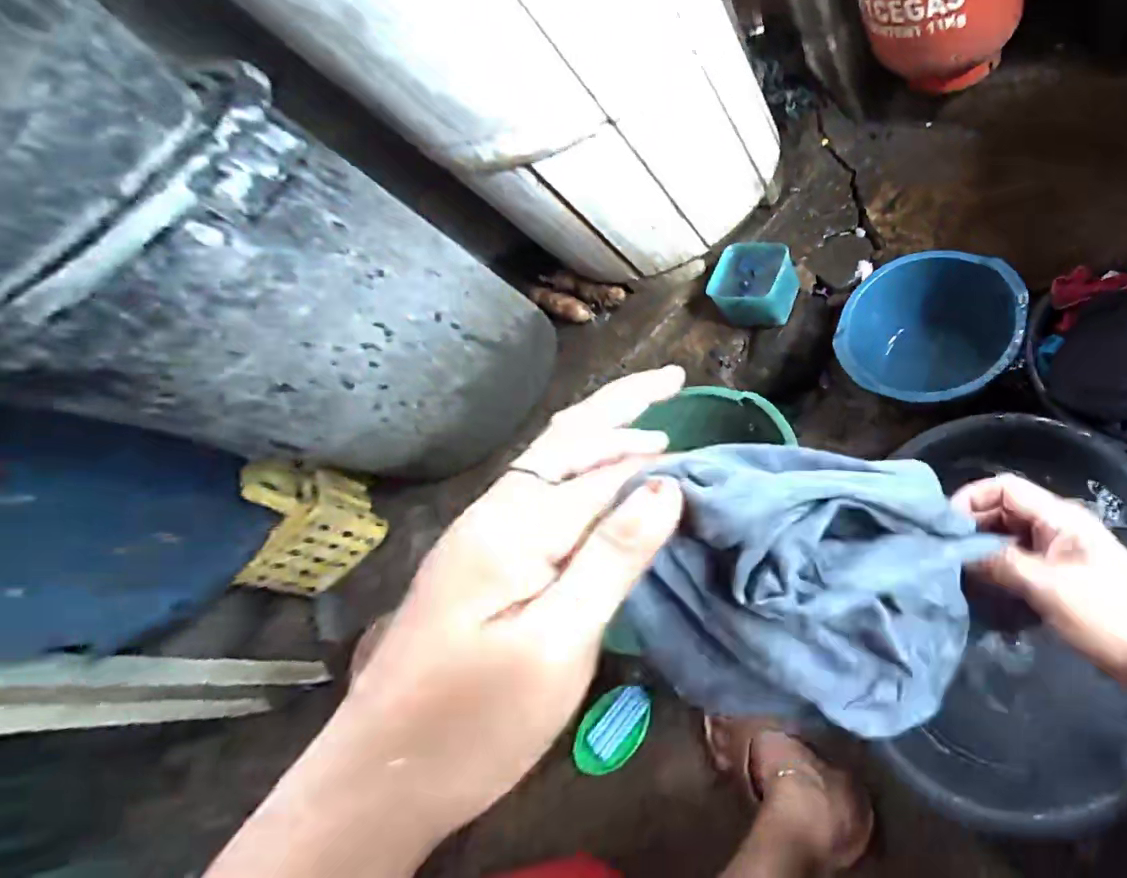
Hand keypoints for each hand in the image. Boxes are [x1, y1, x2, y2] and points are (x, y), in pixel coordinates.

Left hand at [312, 368, 685, 837]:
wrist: (371, 791)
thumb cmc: (473, 723)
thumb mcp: (557, 645)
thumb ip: (613, 556)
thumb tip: (668, 485)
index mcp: (512, 529)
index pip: (604, 473)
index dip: (659, 463)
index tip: (710, 466)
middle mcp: (495, 515)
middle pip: (567, 437)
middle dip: (624, 403)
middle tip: (676, 379)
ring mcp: (483, 535)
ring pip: (553, 458)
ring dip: (606, 429)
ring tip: (655, 415)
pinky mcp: (484, 559)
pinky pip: (546, 487)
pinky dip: (587, 462)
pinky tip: (605, 472)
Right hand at [954, 475, 1126, 688]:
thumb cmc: (1107, 616)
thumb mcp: (1049, 589)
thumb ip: (1003, 564)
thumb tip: (960, 551)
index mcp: (1059, 516)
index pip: (1006, 487)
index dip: (971, 499)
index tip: (943, 528)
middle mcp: (1058, 525)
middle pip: (1006, 511)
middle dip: (974, 528)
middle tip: (944, 557)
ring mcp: (1061, 551)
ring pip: (1012, 539)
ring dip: (986, 553)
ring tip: (957, 576)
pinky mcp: (1063, 577)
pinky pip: (1023, 563)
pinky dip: (1002, 572)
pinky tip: (985, 594)